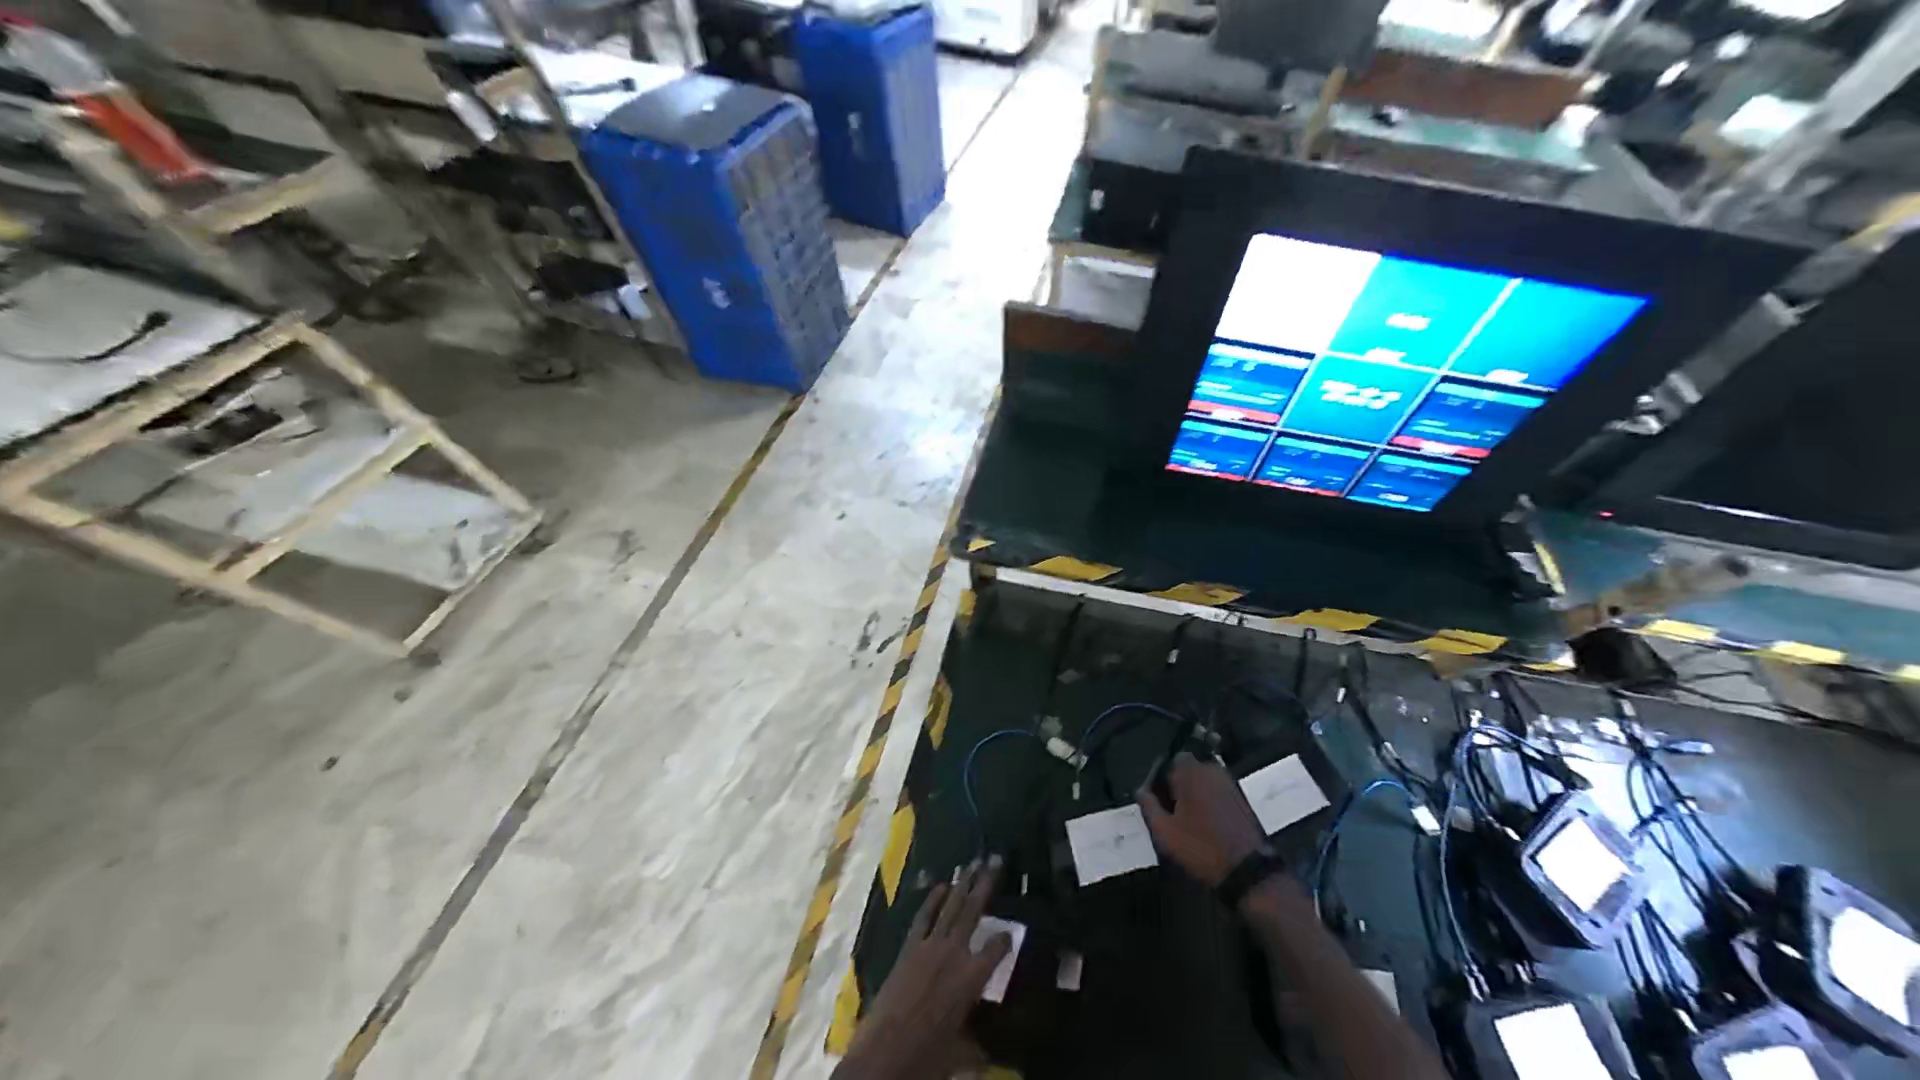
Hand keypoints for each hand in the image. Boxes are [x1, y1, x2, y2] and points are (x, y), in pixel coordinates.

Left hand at [834, 858, 1012, 1079]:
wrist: (885, 1053)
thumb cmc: (928, 1056)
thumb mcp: (961, 1052)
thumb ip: (976, 1045)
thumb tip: (988, 1056)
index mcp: (973, 977)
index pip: (997, 948)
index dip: (1005, 940)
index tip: (1010, 934)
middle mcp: (954, 953)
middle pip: (973, 913)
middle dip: (985, 887)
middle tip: (994, 862)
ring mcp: (930, 946)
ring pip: (950, 908)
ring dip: (962, 885)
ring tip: (973, 865)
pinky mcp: (909, 948)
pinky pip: (924, 917)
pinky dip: (933, 900)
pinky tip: (942, 885)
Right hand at [1136, 752, 1267, 887]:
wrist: (1247, 871)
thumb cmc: (1200, 847)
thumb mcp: (1164, 831)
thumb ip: (1148, 806)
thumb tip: (1140, 791)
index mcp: (1192, 772)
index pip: (1169, 759)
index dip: (1159, 777)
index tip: (1154, 798)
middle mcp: (1213, 770)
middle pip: (1186, 770)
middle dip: (1175, 786)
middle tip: (1167, 811)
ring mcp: (1230, 784)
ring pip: (1201, 782)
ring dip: (1191, 795)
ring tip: (1183, 820)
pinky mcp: (1241, 799)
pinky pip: (1215, 792)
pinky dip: (1206, 802)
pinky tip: (1201, 824)